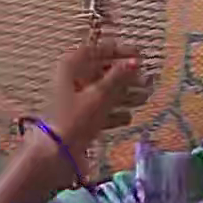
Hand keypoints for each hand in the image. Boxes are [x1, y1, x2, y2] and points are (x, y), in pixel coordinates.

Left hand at [42, 39, 152, 153]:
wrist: (56, 153)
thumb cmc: (76, 117)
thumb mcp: (99, 95)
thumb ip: (118, 77)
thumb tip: (134, 62)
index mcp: (70, 67)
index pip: (95, 50)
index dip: (117, 50)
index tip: (138, 55)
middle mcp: (71, 80)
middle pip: (100, 72)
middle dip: (125, 76)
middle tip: (146, 79)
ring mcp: (74, 100)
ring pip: (102, 92)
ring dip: (124, 94)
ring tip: (145, 97)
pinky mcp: (78, 119)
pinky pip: (99, 110)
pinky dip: (114, 112)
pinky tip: (128, 117)